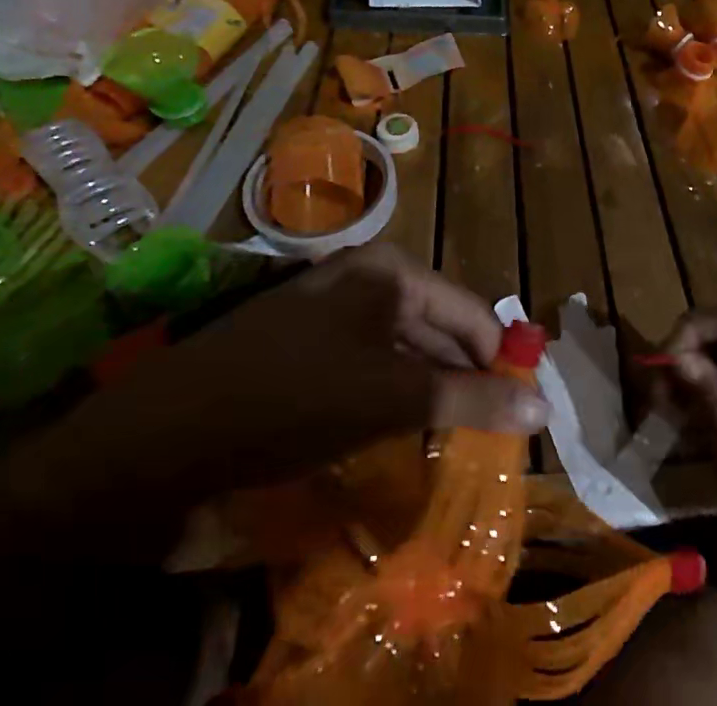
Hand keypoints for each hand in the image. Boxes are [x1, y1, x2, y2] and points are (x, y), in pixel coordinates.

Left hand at [1, 244, 548, 518]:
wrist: (172, 426)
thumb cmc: (291, 397)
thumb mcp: (389, 396)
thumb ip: (468, 397)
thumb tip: (543, 404)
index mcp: (389, 272)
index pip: (473, 313)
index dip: (500, 364)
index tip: (522, 419)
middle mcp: (361, 278)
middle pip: (439, 328)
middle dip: (465, 380)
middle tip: (493, 439)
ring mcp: (329, 310)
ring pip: (403, 349)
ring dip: (430, 393)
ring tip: (454, 443)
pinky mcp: (305, 343)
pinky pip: (368, 365)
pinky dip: (392, 397)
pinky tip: (400, 434)